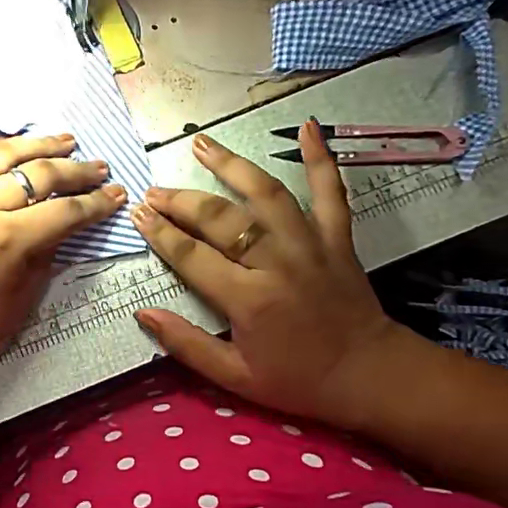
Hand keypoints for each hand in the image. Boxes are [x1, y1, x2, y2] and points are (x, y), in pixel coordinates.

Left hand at [0, 134, 125, 375]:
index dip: (96, 203)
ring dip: (39, 145)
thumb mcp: (21, 298)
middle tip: (100, 169)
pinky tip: (12, 146)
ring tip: (67, 141)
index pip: (65, 211)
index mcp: (7, 239)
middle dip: (76, 171)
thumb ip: (46, 253)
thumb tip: (66, 224)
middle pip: (40, 174)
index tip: (118, 194)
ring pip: (3, 154)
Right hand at [130, 120, 409, 427]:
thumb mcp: (236, 378)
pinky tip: (310, 127)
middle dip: (182, 201)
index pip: (193, 256)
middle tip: (155, 191)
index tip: (138, 214)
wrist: (368, 374)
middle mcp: (277, 263)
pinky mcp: (336, 238)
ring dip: (232, 165)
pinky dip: (321, 158)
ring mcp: (310, 244)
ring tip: (202, 143)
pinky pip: (330, 192)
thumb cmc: (298, 381)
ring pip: (267, 193)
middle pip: (222, 219)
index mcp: (249, 300)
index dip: (161, 233)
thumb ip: (187, 345)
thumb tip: (144, 314)